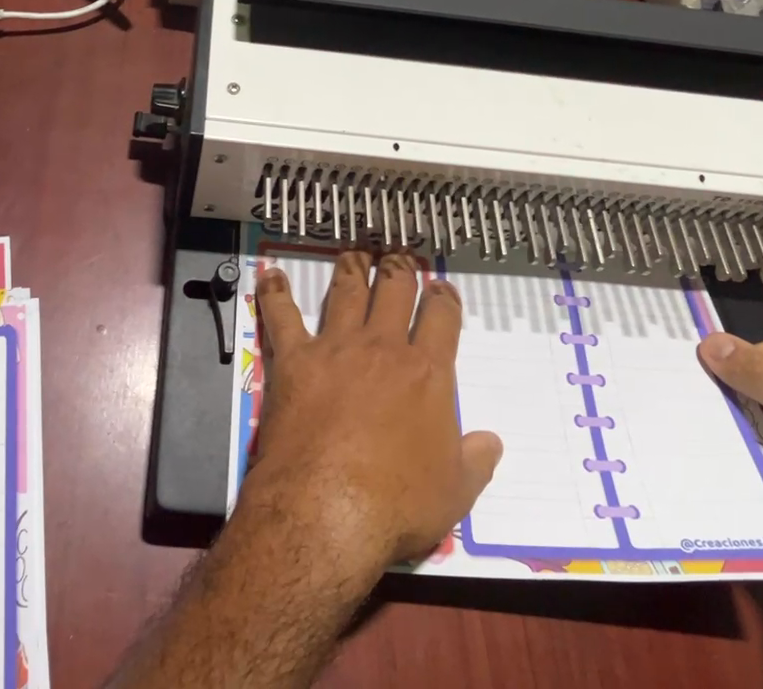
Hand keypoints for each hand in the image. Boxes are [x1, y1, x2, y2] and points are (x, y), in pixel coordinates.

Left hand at [243, 251, 502, 575]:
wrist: (328, 509)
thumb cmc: (398, 505)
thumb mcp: (456, 491)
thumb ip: (475, 460)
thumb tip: (491, 441)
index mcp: (428, 373)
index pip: (441, 318)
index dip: (443, 297)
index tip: (440, 288)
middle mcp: (383, 349)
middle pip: (394, 290)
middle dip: (399, 269)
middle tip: (398, 258)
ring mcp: (335, 349)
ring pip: (345, 292)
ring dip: (351, 268)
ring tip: (354, 254)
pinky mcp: (293, 361)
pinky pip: (281, 316)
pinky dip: (275, 293)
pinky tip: (271, 275)